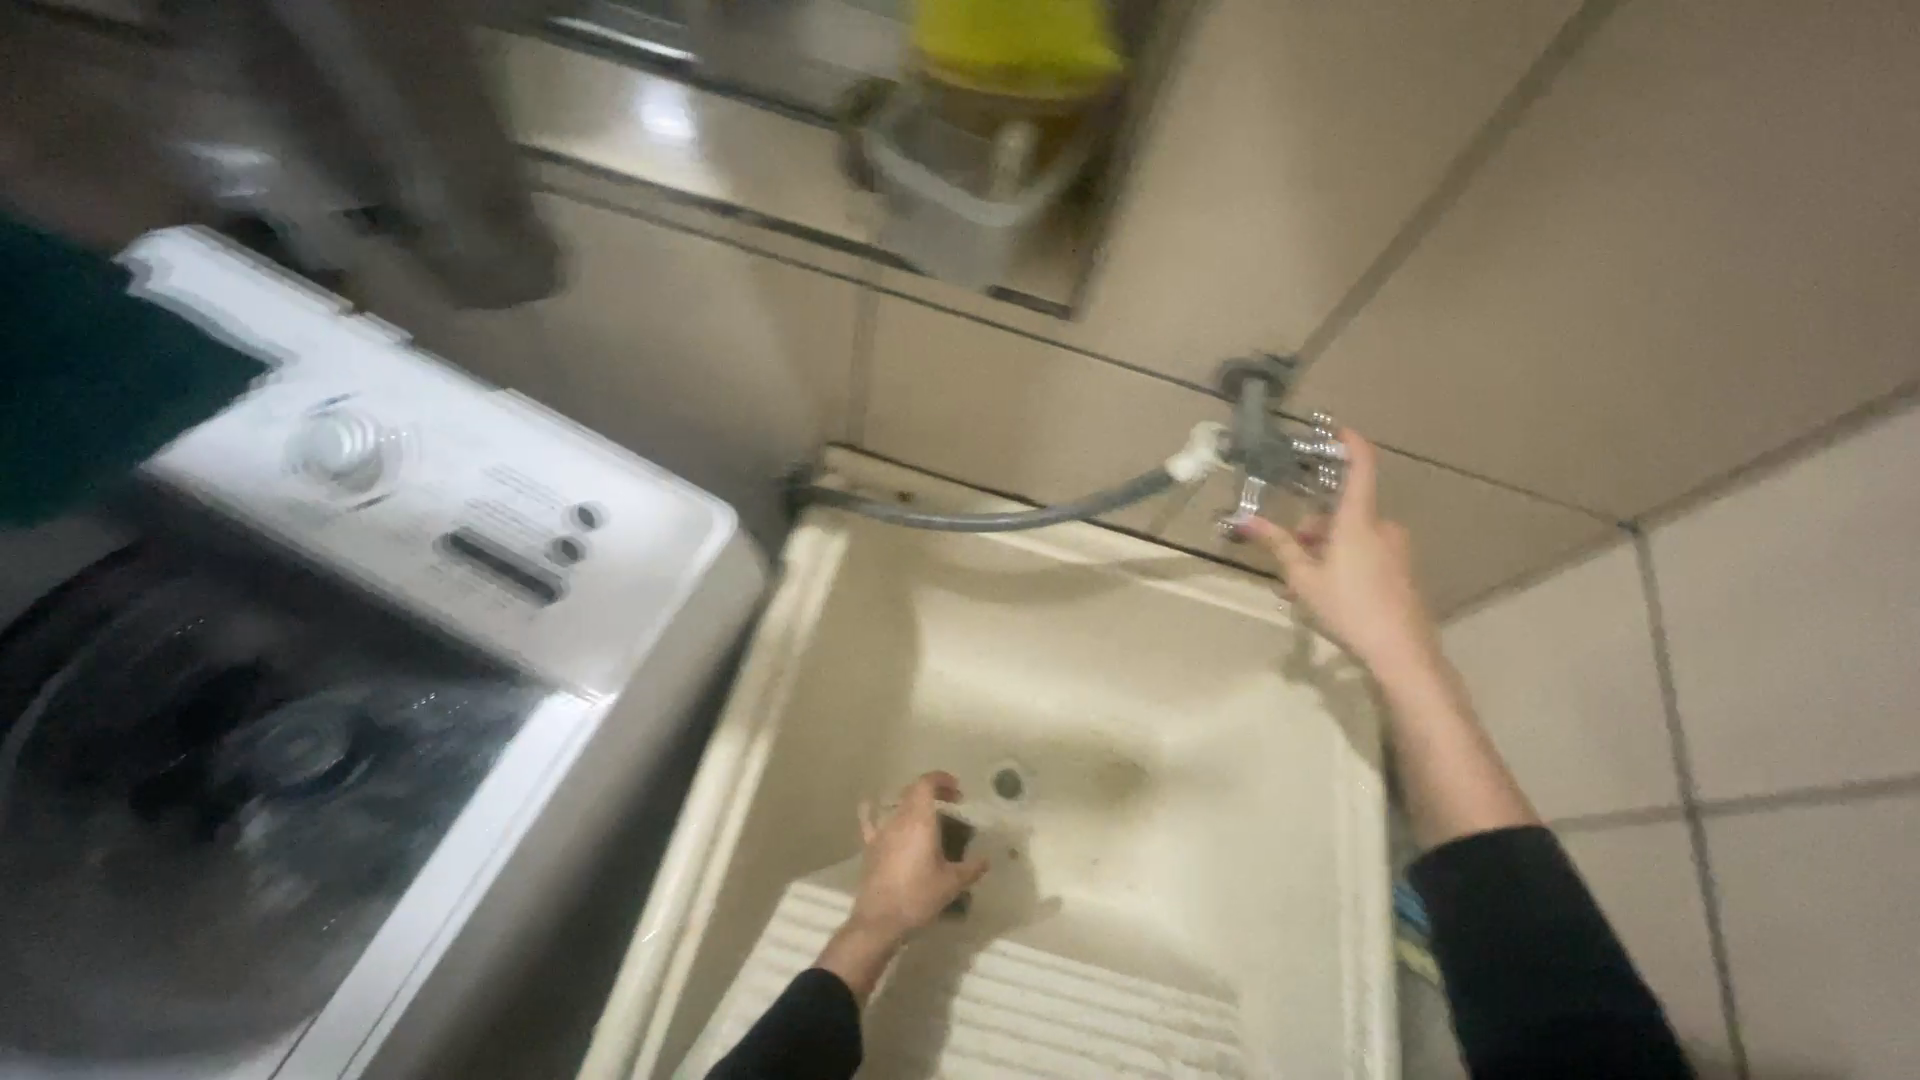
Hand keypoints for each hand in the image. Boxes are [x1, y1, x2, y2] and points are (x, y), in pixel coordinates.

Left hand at [816, 771, 988, 1001]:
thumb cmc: (919, 897)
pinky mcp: (870, 846)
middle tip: (951, 804)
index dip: (942, 780)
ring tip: (927, 816)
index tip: (957, 791)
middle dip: (933, 792)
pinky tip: (873, 807)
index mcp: (920, 820)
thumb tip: (986, 860)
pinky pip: (869, 820)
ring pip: (897, 804)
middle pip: (913, 791)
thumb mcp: (952, 884)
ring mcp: (881, 831)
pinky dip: (873, 810)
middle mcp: (899, 819)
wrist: (880, 920)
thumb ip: (971, 868)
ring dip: (913, 803)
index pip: (927, 783)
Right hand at [1240, 430, 1440, 675]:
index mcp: (1358, 521)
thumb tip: (1245, 520)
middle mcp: (1382, 527)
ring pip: (1353, 538)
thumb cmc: (1348, 607)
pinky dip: (1345, 565)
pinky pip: (1367, 556)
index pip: (1361, 468)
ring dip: (1327, 552)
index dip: (1351, 444)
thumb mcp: (1303, 578)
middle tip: (1292, 562)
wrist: (1401, 651)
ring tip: (1305, 588)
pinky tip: (1330, 597)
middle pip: (1343, 514)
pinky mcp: (1403, 570)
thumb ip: (1278, 545)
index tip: (1337, 429)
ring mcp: (1397, 549)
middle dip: (1314, 531)